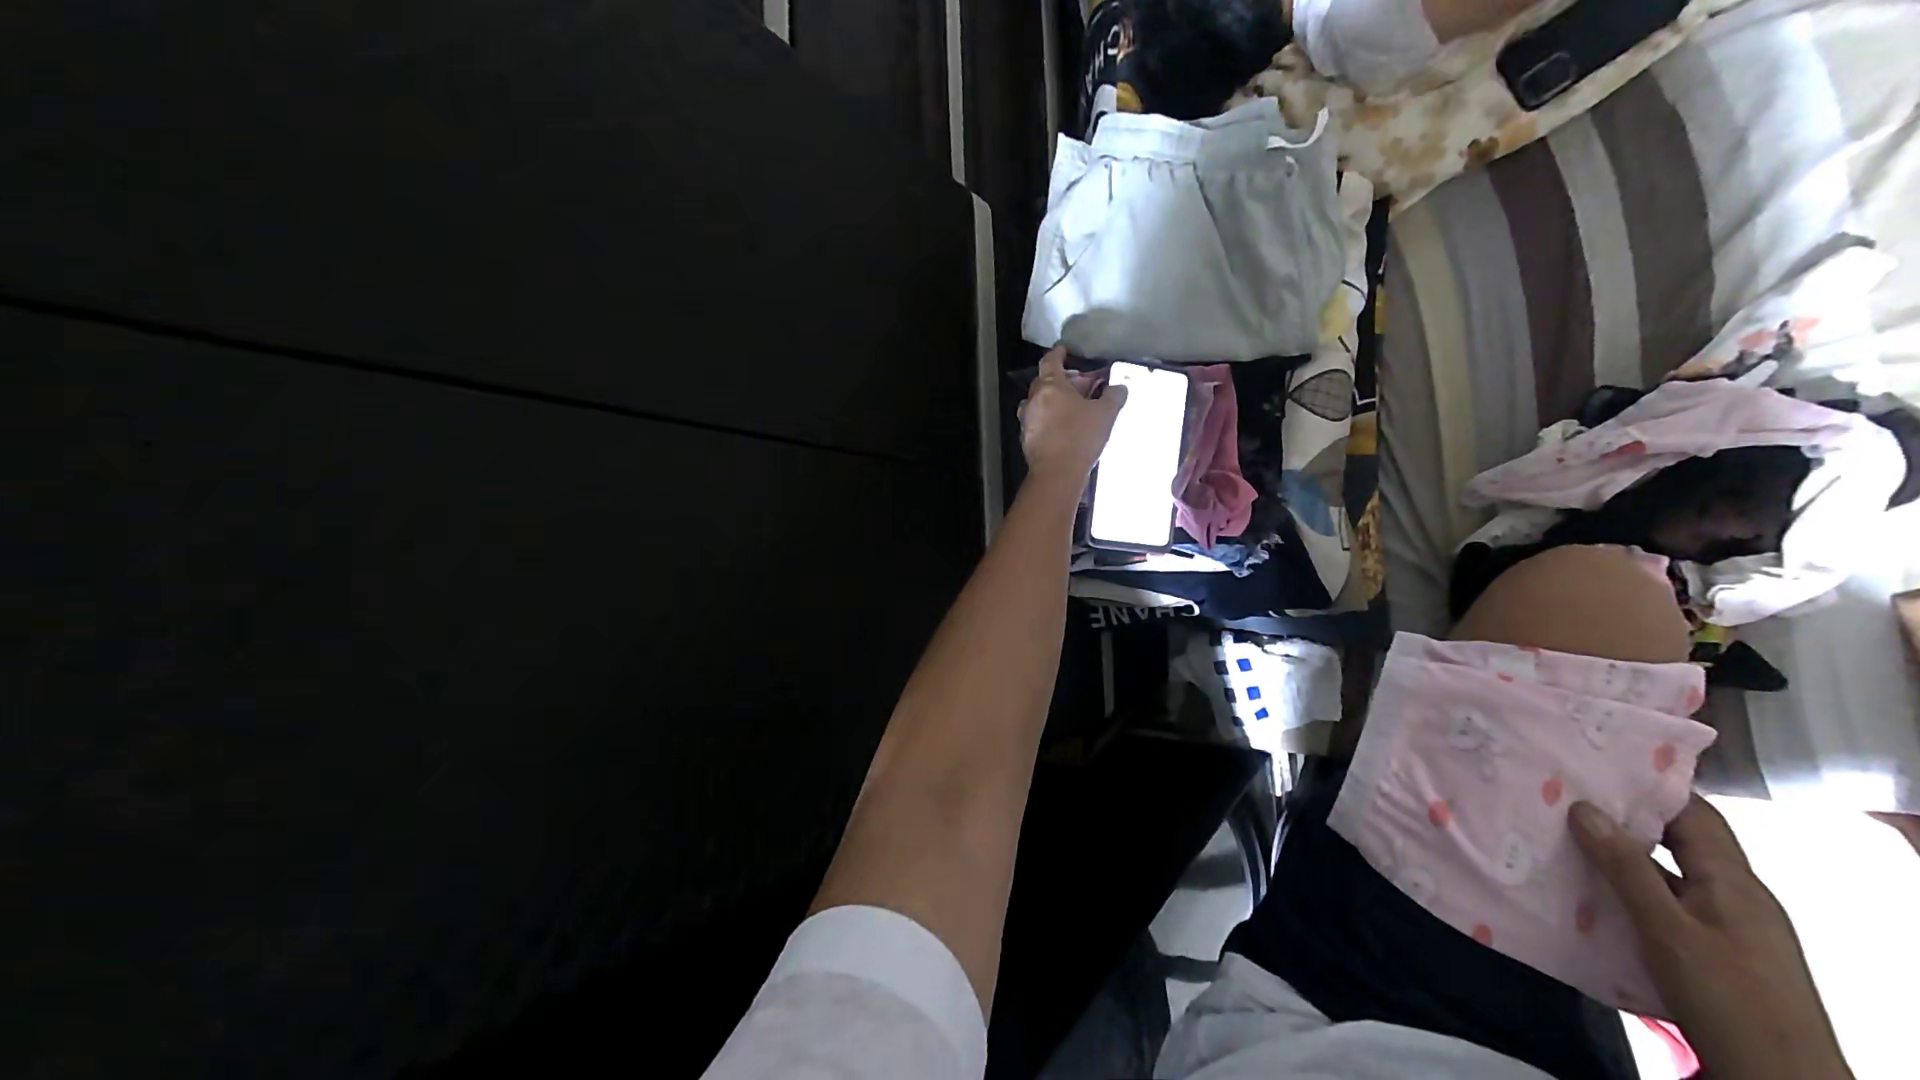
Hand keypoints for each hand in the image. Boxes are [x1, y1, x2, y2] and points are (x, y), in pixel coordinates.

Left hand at [1018, 347, 1126, 490]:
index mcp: (1050, 386)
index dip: (1059, 354)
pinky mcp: (1026, 439)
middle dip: (1060, 380)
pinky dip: (1047, 419)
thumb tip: (1119, 387)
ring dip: (1051, 401)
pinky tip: (1061, 428)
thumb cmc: (1080, 438)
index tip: (1065, 351)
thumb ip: (1113, 396)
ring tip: (1070, 407)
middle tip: (1078, 385)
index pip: (1050, 361)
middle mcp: (1033, 400)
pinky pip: (1037, 421)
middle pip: (1043, 382)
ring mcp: (1026, 420)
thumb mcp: (1105, 414)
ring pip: (1038, 403)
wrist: (1057, 473)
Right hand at [1570, 797, 1852, 1079]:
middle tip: (1570, 797)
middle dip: (1631, 816)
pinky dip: (1634, 885)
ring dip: (1627, 852)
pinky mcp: (1719, 948)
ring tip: (1570, 837)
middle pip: (1684, 839)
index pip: (1696, 814)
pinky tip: (1598, 889)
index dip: (1651, 786)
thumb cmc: (1727, 998)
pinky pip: (1672, 898)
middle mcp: (1739, 894)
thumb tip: (1584, 807)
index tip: (1598, 767)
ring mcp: (1732, 924)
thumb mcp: (1667, 931)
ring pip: (1674, 870)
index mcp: (1735, 881)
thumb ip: (1626, 868)